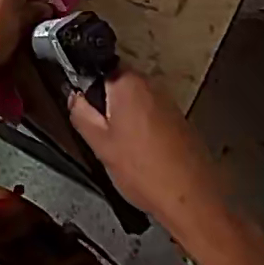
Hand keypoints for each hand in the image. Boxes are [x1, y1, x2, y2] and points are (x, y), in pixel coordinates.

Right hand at [69, 70, 226, 237]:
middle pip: (118, 84)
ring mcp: (167, 101)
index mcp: (128, 83)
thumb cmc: (145, 171)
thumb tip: (74, 98)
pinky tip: (142, 155)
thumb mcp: (99, 144)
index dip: (88, 88)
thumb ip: (80, 113)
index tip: (85, 108)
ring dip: (126, 118)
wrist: (189, 197)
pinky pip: (152, 115)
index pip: (99, 68)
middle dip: (107, 104)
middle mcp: (151, 85)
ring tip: (124, 149)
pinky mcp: (178, 118)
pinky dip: (143, 129)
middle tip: (102, 134)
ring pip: (135, 102)